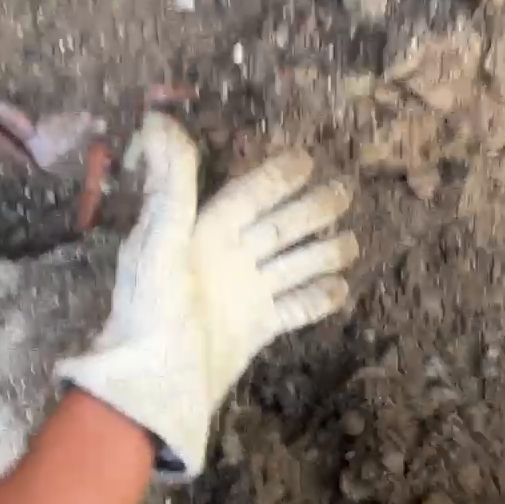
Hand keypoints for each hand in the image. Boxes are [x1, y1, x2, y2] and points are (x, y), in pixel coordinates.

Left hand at [57, 113, 357, 478]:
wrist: (158, 383)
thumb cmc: (152, 309)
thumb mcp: (158, 241)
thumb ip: (170, 184)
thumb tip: (157, 120)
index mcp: (205, 234)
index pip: (248, 196)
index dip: (276, 178)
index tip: (307, 159)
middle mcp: (229, 260)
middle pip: (279, 227)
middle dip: (312, 210)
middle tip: (346, 192)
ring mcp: (246, 295)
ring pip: (293, 265)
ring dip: (322, 253)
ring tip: (352, 244)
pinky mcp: (257, 329)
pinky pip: (295, 309)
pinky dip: (317, 300)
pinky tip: (341, 290)